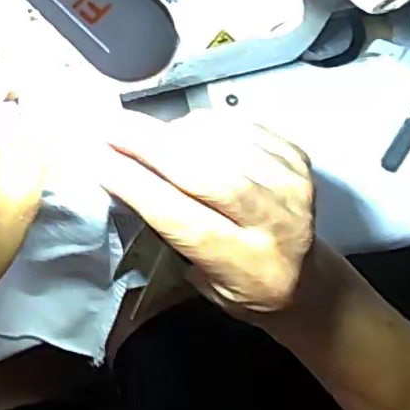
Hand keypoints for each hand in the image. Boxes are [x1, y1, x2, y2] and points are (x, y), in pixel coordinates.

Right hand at [99, 112, 351, 336]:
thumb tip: (123, 174)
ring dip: (172, 131)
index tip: (100, 161)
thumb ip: (168, 234)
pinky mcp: (296, 157)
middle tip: (111, 127)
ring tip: (143, 132)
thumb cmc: (241, 287)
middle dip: (150, 145)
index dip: (137, 186)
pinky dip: (201, 123)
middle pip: (206, 172)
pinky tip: (184, 132)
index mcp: (251, 268)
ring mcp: (292, 185)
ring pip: (219, 141)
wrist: (309, 278)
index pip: (184, 219)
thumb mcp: (202, 281)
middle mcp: (279, 224)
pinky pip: (237, 125)